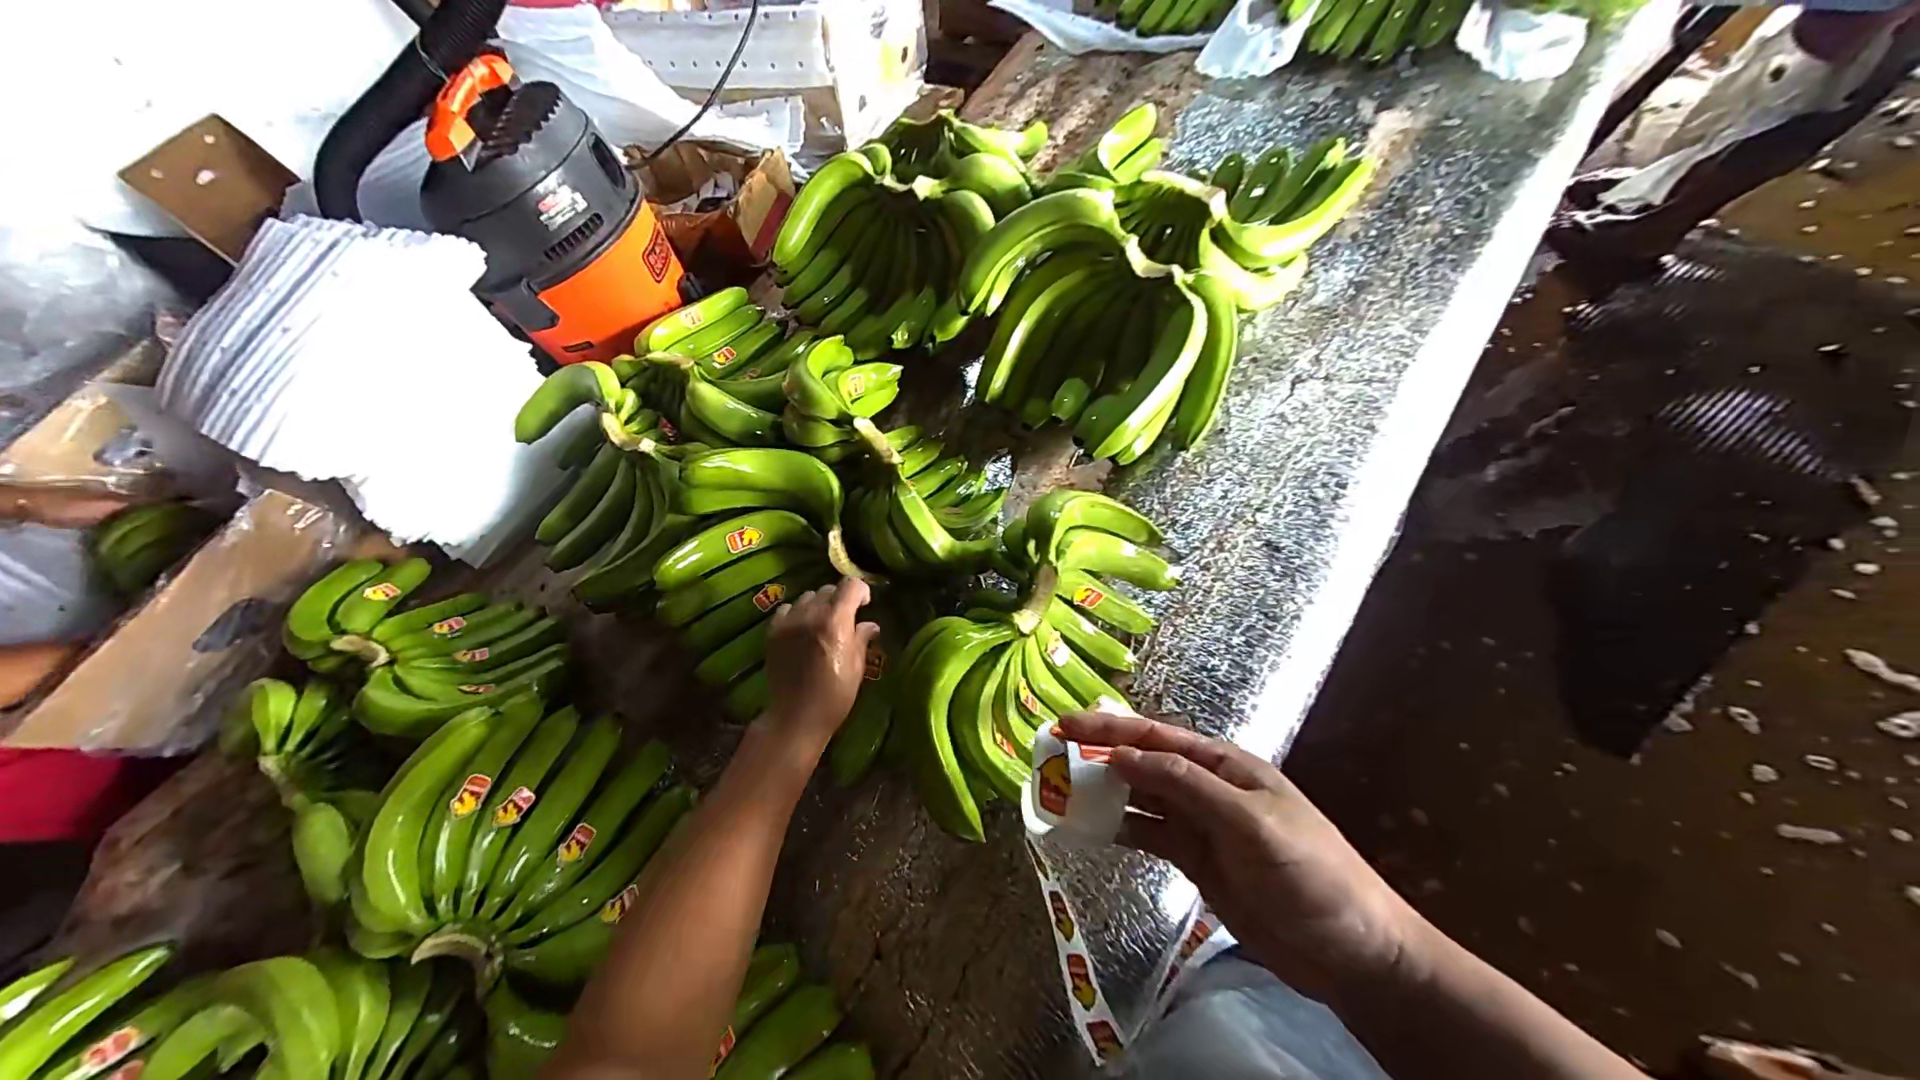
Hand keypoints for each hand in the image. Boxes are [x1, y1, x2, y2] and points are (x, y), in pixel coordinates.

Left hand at [761, 578, 879, 750]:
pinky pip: (788, 609)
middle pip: (829, 589)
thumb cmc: (834, 695)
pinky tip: (803, 628)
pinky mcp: (773, 632)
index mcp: (836, 621)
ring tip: (823, 623)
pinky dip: (798, 613)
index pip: (850, 585)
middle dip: (841, 599)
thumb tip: (870, 624)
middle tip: (845, 617)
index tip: (864, 604)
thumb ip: (862, 638)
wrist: (795, 717)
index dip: (861, 591)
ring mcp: (789, 622)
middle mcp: (811, 614)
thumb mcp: (857, 667)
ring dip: (819, 604)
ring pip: (808, 597)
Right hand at [1057, 711, 1427, 1008]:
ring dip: (1103, 790)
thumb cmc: (1310, 873)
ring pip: (1140, 797)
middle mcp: (1207, 786)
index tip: (1065, 725)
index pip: (1156, 737)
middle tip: (1051, 750)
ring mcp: (1199, 824)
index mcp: (1224, 765)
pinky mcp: (1195, 859)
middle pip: (1143, 762)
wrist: (1353, 952)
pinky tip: (1091, 827)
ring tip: (1060, 786)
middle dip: (1098, 752)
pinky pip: (1148, 834)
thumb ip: (1186, 785)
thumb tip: (1122, 755)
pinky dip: (1119, 828)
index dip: (1109, 728)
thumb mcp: (1250, 823)